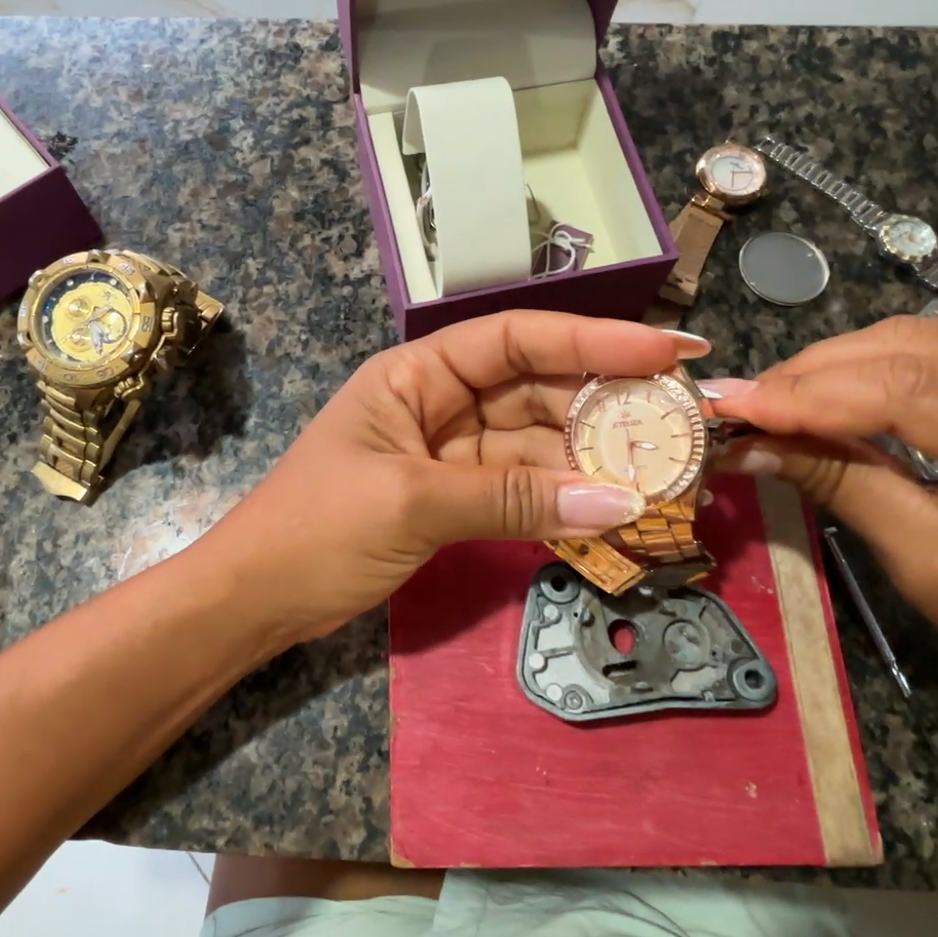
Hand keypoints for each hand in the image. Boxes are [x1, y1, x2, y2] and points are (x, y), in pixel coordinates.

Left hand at [197, 311, 706, 642]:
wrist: (256, 597)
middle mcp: (437, 401)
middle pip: (534, 388)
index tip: (664, 351)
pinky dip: (558, 498)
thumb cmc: (318, 530)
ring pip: (533, 442)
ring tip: (661, 471)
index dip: (592, 340)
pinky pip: (518, 488)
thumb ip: (514, 500)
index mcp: (415, 373)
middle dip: (603, 404)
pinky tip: (608, 508)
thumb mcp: (414, 504)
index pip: (515, 339)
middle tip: (680, 421)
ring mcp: (447, 452)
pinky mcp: (451, 497)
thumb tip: (621, 501)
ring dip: (589, 457)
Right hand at [704, 316, 937, 724]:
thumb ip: (843, 486)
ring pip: (922, 336)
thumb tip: (747, 444)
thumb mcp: (932, 565)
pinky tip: (828, 393)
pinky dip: (872, 368)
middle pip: (915, 346)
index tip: (729, 406)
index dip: (811, 392)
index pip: (915, 388)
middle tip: (738, 407)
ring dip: (835, 365)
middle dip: (812, 373)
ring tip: (771, 403)